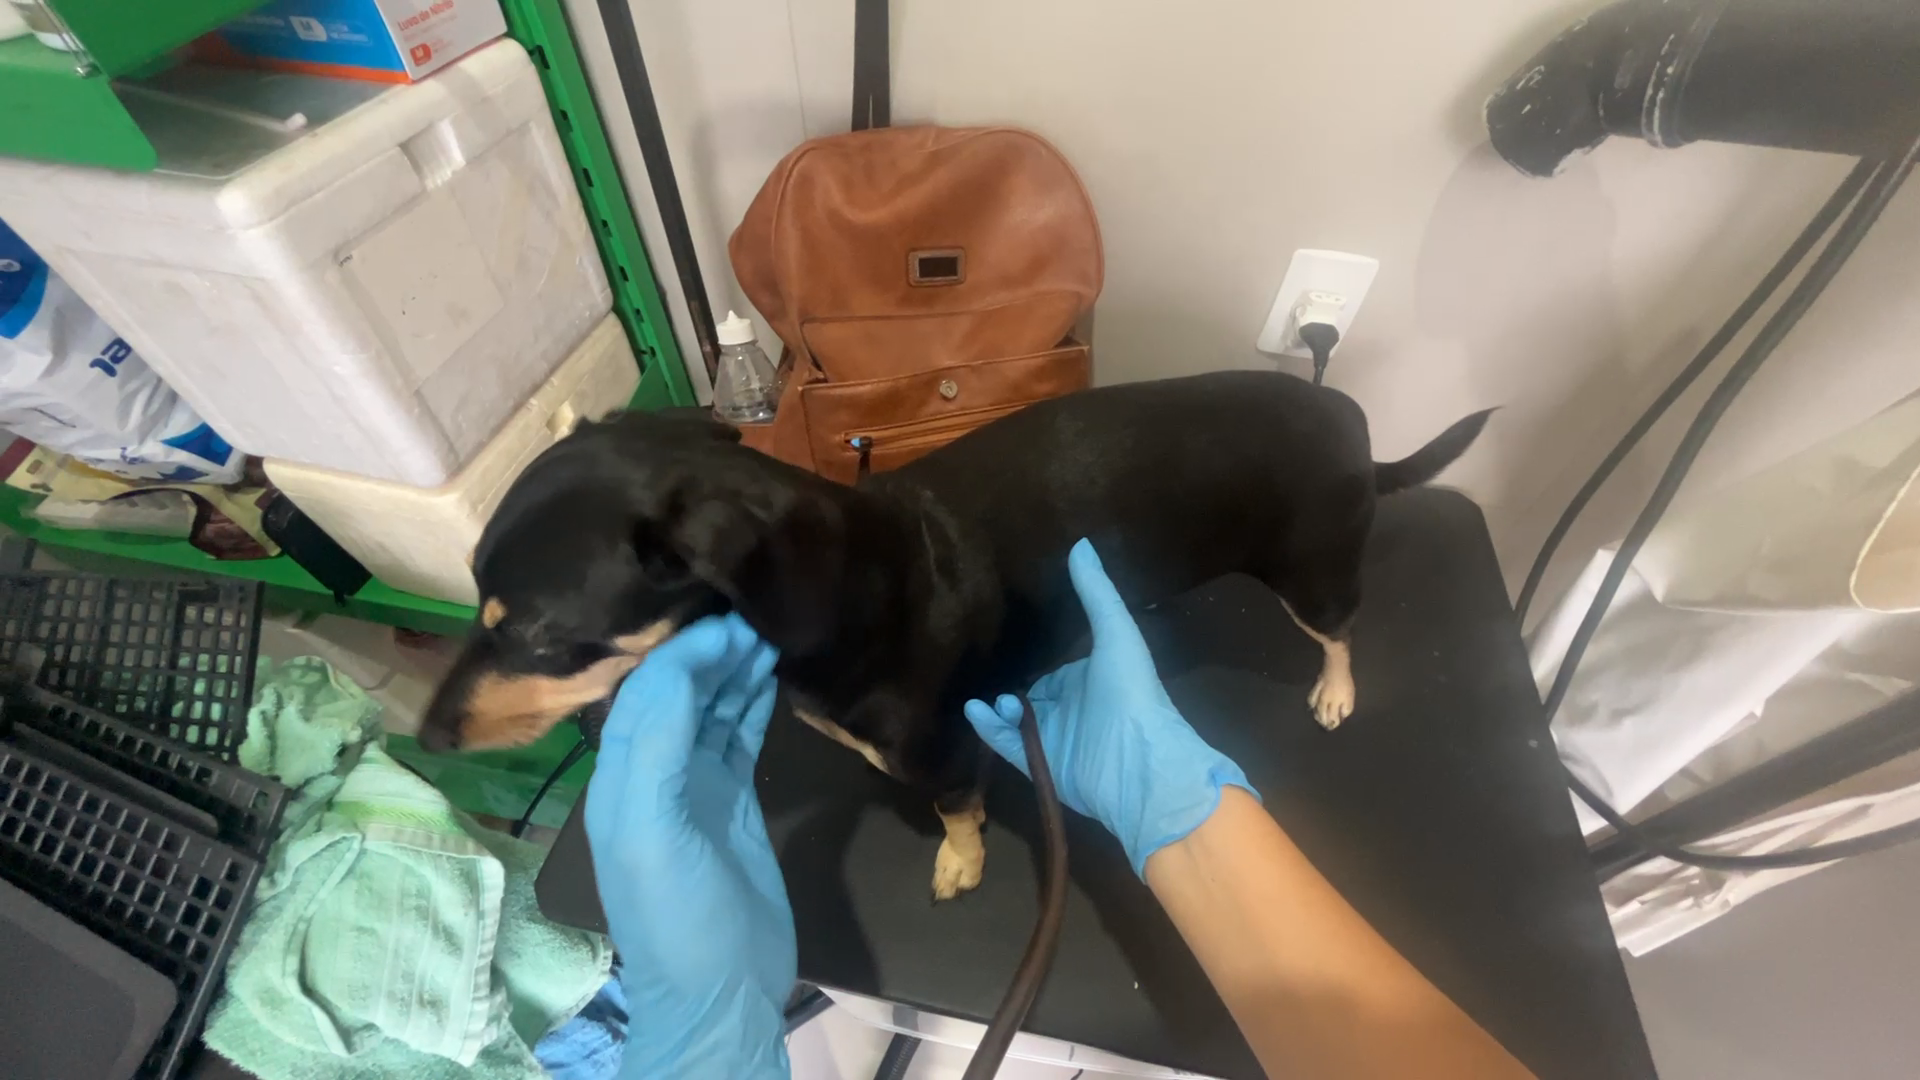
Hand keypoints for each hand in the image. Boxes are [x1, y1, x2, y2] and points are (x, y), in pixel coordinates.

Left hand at [584, 614, 792, 1079]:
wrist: (723, 987)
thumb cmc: (678, 912)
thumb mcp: (651, 831)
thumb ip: (659, 748)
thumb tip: (688, 669)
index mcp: (623, 776)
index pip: (649, 692)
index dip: (685, 653)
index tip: (731, 624)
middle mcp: (656, 771)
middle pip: (681, 692)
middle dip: (714, 652)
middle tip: (759, 617)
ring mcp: (696, 784)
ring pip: (713, 708)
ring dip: (737, 670)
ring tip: (771, 633)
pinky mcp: (733, 796)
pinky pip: (740, 734)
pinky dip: (754, 702)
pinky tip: (772, 674)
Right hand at [964, 539, 1255, 875]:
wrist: (1139, 764)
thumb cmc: (1131, 691)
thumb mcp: (1115, 632)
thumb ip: (1095, 592)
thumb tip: (1079, 542)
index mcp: (1089, 677)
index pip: (1053, 665)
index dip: (1032, 652)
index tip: (1003, 631)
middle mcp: (1070, 706)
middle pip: (1029, 691)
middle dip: (1008, 680)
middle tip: (983, 662)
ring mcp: (1053, 736)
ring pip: (1013, 717)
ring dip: (997, 703)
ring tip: (986, 692)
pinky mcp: (1039, 763)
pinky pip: (1006, 742)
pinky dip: (988, 727)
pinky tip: (973, 709)